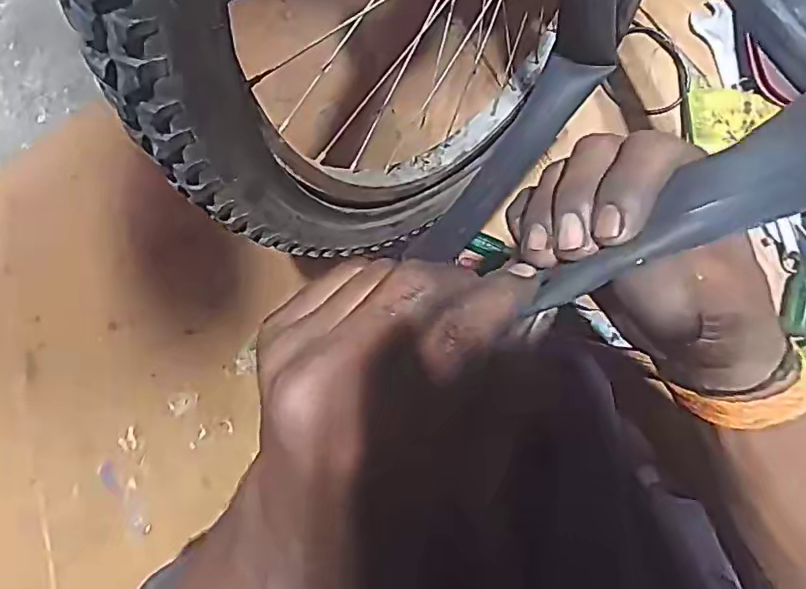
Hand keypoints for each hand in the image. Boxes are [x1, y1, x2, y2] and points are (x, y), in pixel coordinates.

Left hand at [210, 258, 536, 585]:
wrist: (295, 535)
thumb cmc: (383, 526)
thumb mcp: (458, 481)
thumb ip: (500, 397)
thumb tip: (531, 322)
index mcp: (371, 425)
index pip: (453, 328)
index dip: (500, 299)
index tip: (529, 286)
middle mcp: (320, 372)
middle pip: (412, 285)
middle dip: (464, 281)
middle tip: (493, 289)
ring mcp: (289, 345)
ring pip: (381, 270)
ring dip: (424, 279)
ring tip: (448, 299)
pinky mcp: (274, 330)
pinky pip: (346, 274)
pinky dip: (382, 280)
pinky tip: (399, 304)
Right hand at [507, 131, 789, 392]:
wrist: (689, 338)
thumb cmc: (710, 304)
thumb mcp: (710, 278)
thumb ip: (665, 246)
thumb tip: (608, 233)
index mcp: (680, 170)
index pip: (645, 152)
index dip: (624, 186)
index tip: (612, 237)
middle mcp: (632, 168)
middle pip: (591, 155)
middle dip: (575, 199)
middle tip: (573, 249)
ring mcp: (594, 188)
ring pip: (556, 174)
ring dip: (544, 214)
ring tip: (547, 258)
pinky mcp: (564, 215)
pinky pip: (531, 200)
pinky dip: (525, 222)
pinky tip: (531, 253)